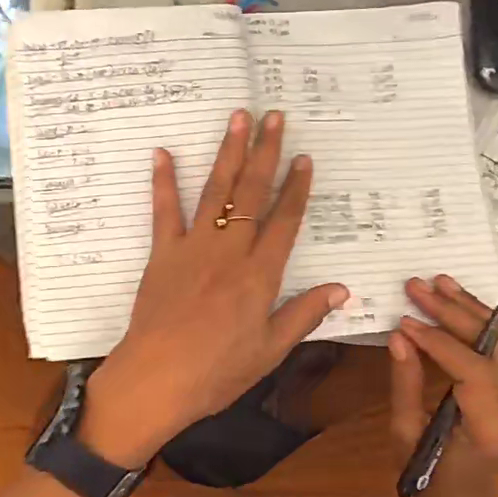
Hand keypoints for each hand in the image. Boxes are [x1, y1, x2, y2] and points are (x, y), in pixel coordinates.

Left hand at [79, 110, 348, 467]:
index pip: (285, 221)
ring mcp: (193, 248)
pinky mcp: (163, 253)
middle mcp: (229, 251)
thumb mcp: (269, 350)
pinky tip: (162, 153)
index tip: (305, 158)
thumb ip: (304, 314)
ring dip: (228, 153)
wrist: (156, 379)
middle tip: (274, 116)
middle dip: (265, 152)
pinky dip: (163, 181)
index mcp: (260, 275)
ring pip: (216, 192)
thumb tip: (341, 289)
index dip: (297, 188)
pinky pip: (163, 211)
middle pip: (252, 194)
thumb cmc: (217, 372)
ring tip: (237, 118)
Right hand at [388, 276, 497, 496]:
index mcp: (489, 428)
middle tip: (418, 287)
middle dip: (452, 312)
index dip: (437, 340)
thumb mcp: (405, 434)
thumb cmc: (430, 476)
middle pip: (490, 347)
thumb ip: (405, 384)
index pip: (470, 369)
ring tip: (445, 283)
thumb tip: (400, 337)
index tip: (405, 320)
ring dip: (475, 308)